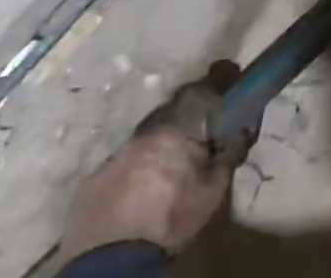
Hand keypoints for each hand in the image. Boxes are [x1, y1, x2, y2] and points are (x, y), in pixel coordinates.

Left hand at [57, 62, 249, 262]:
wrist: (109, 266)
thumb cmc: (170, 221)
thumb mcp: (214, 189)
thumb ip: (228, 153)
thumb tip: (241, 129)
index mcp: (176, 130)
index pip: (201, 91)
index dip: (217, 80)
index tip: (230, 72)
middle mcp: (143, 134)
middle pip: (171, 114)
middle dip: (187, 118)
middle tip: (200, 131)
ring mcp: (113, 157)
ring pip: (144, 140)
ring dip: (158, 145)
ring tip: (167, 164)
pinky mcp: (90, 183)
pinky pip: (119, 165)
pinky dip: (133, 170)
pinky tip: (138, 188)